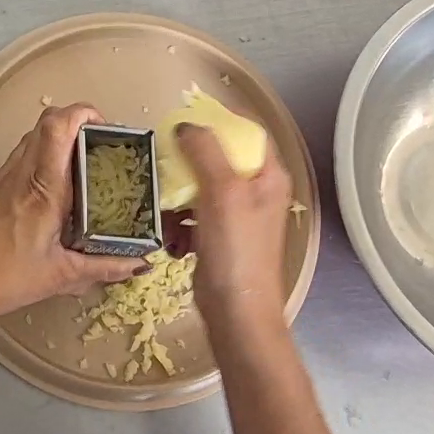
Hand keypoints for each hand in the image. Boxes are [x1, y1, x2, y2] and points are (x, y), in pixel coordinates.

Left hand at [0, 104, 148, 324]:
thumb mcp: (59, 276)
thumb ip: (103, 267)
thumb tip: (136, 264)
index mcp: (43, 188)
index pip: (59, 126)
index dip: (85, 114)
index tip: (106, 128)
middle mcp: (21, 174)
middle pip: (47, 122)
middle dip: (78, 124)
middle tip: (101, 148)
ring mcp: (2, 178)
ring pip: (33, 138)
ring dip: (59, 142)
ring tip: (84, 171)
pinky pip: (21, 159)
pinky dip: (42, 162)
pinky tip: (54, 195)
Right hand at [175, 122, 291, 327]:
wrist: (235, 311)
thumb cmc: (237, 252)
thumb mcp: (221, 192)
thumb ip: (205, 152)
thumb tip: (186, 126)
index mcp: (269, 175)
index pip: (247, 131)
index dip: (218, 122)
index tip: (185, 122)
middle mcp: (256, 191)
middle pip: (218, 159)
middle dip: (188, 164)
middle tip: (165, 165)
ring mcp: (236, 216)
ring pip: (200, 188)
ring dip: (177, 197)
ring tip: (165, 210)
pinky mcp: (218, 236)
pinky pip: (192, 215)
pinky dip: (179, 222)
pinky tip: (172, 237)